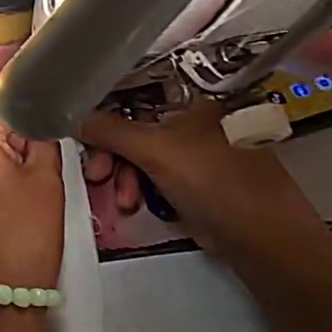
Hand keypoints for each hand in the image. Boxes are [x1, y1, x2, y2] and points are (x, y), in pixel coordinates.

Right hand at [78, 100, 321, 256]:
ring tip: (126, 202)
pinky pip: (151, 178)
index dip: (104, 114)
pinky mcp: (190, 183)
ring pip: (138, 157)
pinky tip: (136, 205)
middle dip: (112, 156)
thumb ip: (109, 131)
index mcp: (190, 100)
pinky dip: (139, 190)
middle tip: (97, 176)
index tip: (84, 138)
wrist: (260, 236)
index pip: (134, 95)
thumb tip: (71, 117)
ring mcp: (191, 153)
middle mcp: (190, 121)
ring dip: (123, 179)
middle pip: (132, 128)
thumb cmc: (214, 181)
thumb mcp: (156, 150)